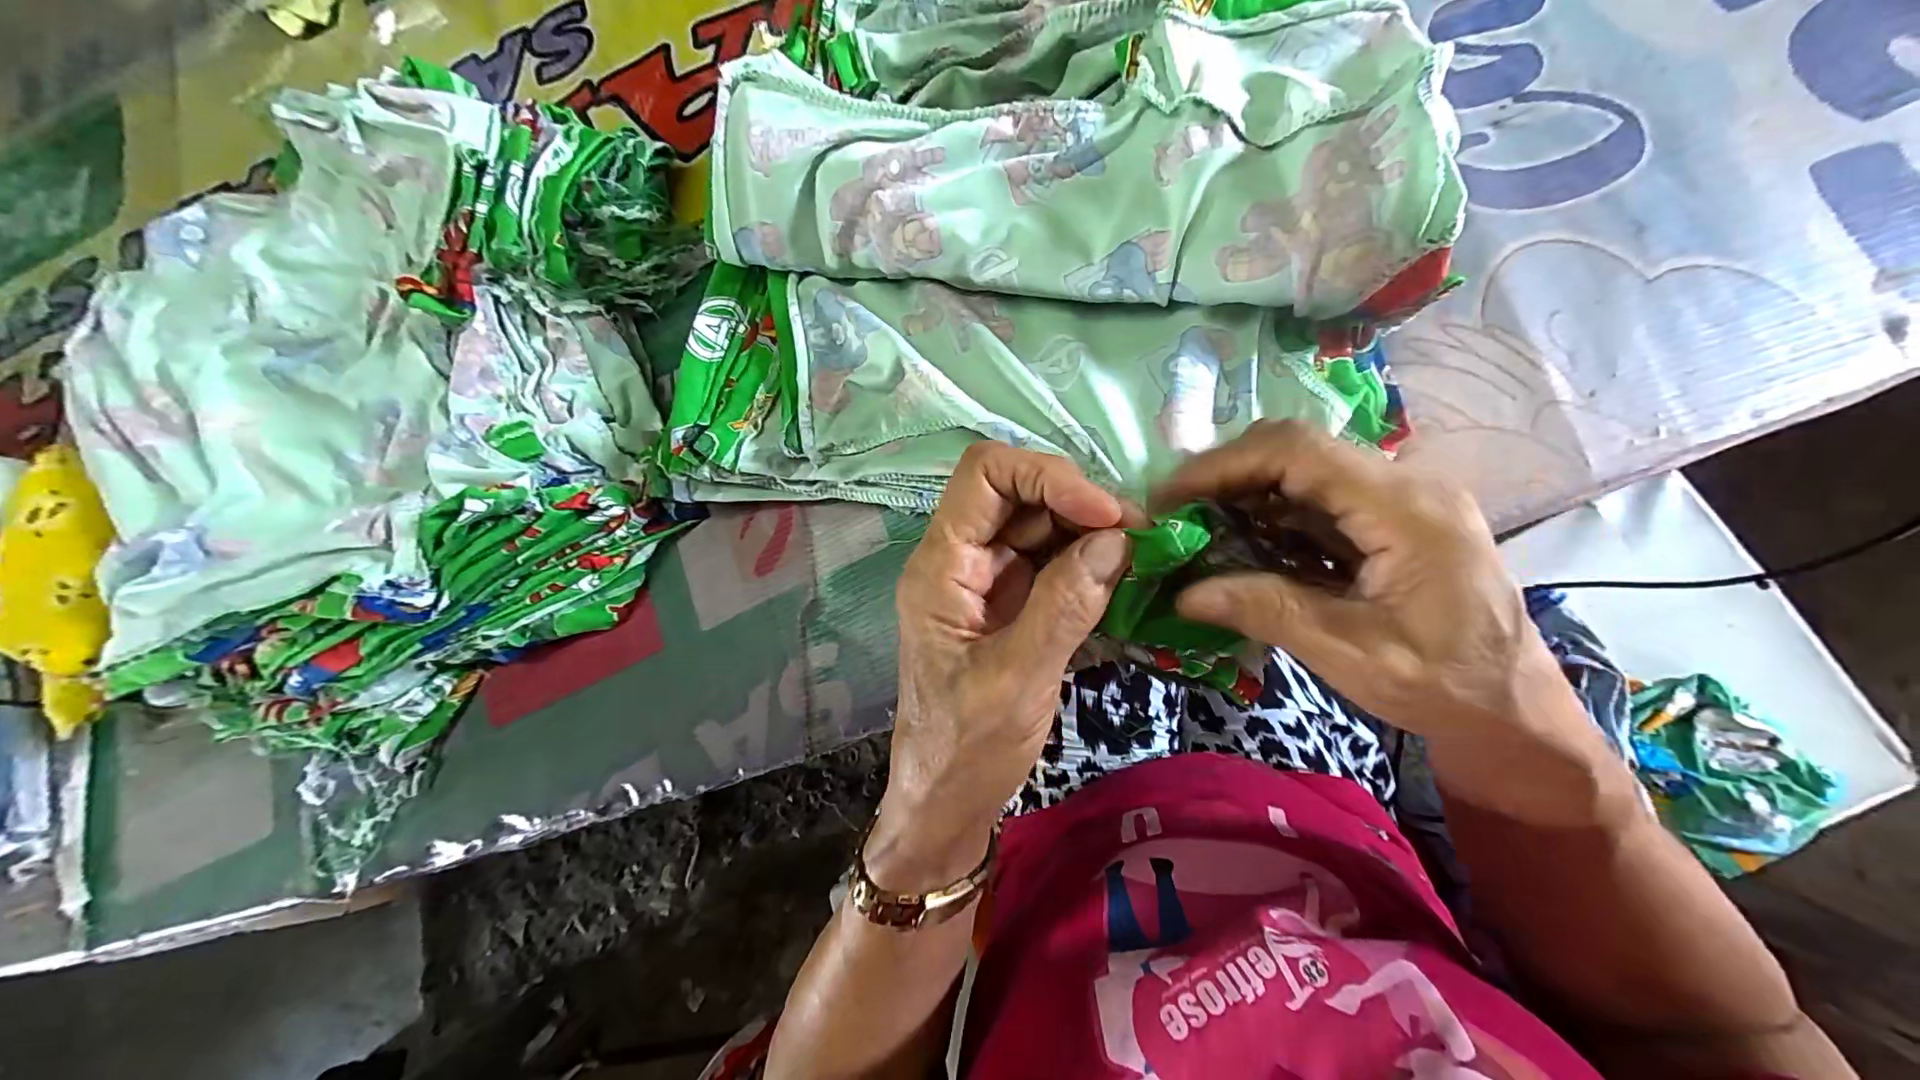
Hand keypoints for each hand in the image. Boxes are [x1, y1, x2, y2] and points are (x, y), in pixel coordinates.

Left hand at [871, 443, 1136, 889]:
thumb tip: (1117, 540)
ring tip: (1145, 557)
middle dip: (1080, 504)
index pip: (985, 475)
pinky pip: (1052, 563)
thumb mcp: (1017, 681)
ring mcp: (987, 582)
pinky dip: (1089, 563)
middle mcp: (960, 561)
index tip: (1106, 514)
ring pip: (1040, 526)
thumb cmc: (967, 750)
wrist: (946, 802)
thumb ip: (1064, 606)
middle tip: (1144, 537)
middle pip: (1018, 495)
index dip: (1046, 476)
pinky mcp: (1012, 605)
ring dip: (1091, 533)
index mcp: (941, 567)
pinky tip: (1125, 579)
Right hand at [1154, 421, 1570, 746]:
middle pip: (1298, 449)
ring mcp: (1400, 501)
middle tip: (1176, 511)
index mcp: (1405, 509)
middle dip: (1227, 473)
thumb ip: (1269, 612)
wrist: (1515, 713)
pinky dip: (1270, 513)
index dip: (1224, 465)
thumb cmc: (1445, 687)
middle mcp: (1406, 487)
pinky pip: (1318, 499)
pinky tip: (1241, 542)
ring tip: (1197, 526)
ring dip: (1245, 492)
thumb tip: (1185, 594)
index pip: (1298, 452)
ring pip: (1305, 469)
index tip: (1171, 497)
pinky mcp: (1390, 521)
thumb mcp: (1351, 654)